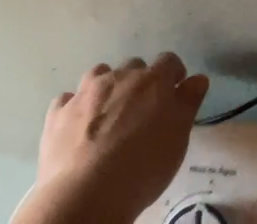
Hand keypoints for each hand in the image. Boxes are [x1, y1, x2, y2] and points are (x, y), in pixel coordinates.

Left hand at [11, 54, 209, 223]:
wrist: (85, 194)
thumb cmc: (142, 167)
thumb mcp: (178, 138)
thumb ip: (188, 103)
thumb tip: (197, 78)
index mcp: (153, 80)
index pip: (169, 61)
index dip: (174, 75)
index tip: (175, 93)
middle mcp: (119, 77)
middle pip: (134, 67)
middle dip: (140, 82)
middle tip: (141, 111)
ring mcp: (85, 92)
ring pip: (99, 75)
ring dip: (107, 87)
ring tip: (109, 115)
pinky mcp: (58, 112)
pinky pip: (69, 99)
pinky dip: (76, 107)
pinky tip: (79, 127)